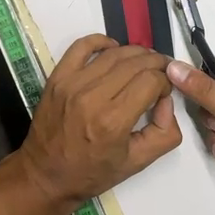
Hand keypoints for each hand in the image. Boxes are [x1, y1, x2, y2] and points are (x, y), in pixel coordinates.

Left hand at [8, 35, 180, 211]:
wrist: (46, 173)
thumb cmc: (92, 172)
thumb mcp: (137, 163)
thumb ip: (164, 133)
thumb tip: (167, 100)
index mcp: (113, 121)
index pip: (150, 82)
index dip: (165, 82)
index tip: (166, 90)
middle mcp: (92, 97)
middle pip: (134, 63)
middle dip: (155, 63)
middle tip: (163, 69)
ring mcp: (72, 83)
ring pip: (112, 54)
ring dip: (134, 52)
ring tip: (145, 60)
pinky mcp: (57, 76)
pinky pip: (81, 46)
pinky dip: (100, 41)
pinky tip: (113, 48)